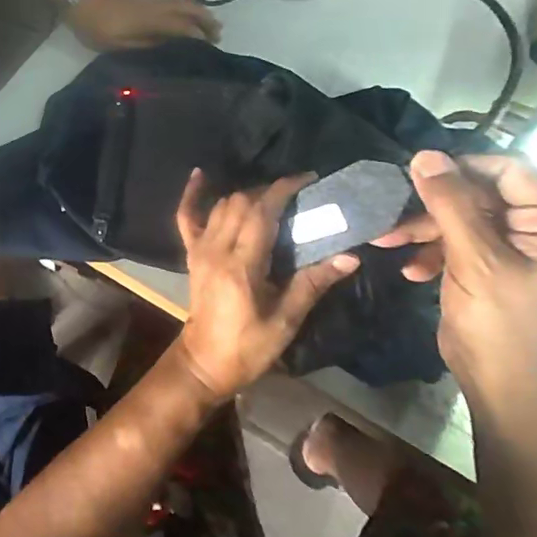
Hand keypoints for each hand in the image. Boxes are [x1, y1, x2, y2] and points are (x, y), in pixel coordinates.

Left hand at [65, 0, 219, 49]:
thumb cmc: (94, 25)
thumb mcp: (116, 44)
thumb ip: (143, 45)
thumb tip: (168, 46)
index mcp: (150, 20)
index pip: (183, 27)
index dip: (198, 36)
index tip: (210, 47)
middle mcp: (156, 5)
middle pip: (189, 8)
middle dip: (206, 20)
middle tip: (218, 34)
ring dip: (199, 10)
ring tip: (210, 22)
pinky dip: (187, 3)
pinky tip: (188, 10)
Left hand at [173, 169, 359, 398]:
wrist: (204, 362)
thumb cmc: (248, 347)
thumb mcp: (286, 320)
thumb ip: (313, 283)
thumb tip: (350, 256)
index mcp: (241, 263)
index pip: (261, 211)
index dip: (283, 189)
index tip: (307, 179)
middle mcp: (216, 248)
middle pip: (240, 202)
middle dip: (269, 191)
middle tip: (297, 196)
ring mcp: (199, 249)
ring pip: (220, 206)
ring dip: (245, 196)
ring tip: (272, 198)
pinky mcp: (190, 254)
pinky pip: (186, 216)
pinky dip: (192, 194)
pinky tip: (200, 175)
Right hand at [372, 152, 536, 407]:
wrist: (507, 394)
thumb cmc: (502, 326)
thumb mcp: (474, 260)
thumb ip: (450, 204)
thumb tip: (425, 155)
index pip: (513, 172)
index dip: (464, 167)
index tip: (418, 174)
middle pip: (483, 196)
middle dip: (435, 205)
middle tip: (393, 212)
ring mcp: (521, 254)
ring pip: (466, 219)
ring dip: (426, 229)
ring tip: (386, 240)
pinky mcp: (496, 271)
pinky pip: (462, 245)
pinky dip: (434, 252)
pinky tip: (412, 270)